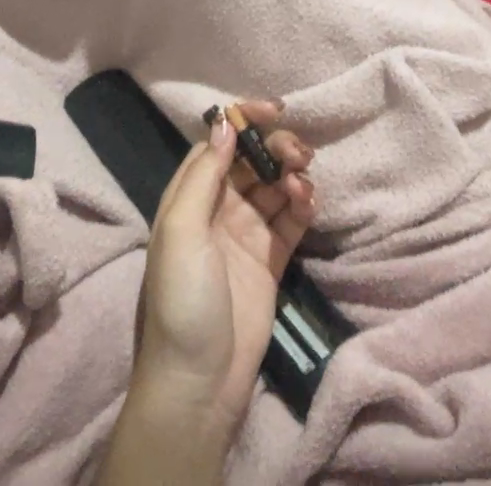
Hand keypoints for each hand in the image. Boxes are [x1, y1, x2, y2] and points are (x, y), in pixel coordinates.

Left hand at [98, 100, 316, 484]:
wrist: (198, 381)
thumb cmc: (181, 301)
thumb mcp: (181, 232)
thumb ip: (203, 177)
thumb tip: (224, 124)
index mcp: (187, 199)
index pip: (217, 146)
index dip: (242, 122)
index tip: (272, 109)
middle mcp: (216, 211)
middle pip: (250, 163)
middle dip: (275, 148)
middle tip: (300, 151)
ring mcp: (245, 236)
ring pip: (274, 188)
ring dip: (292, 174)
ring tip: (305, 179)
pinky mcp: (271, 261)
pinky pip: (290, 220)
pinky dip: (302, 205)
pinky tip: (310, 201)